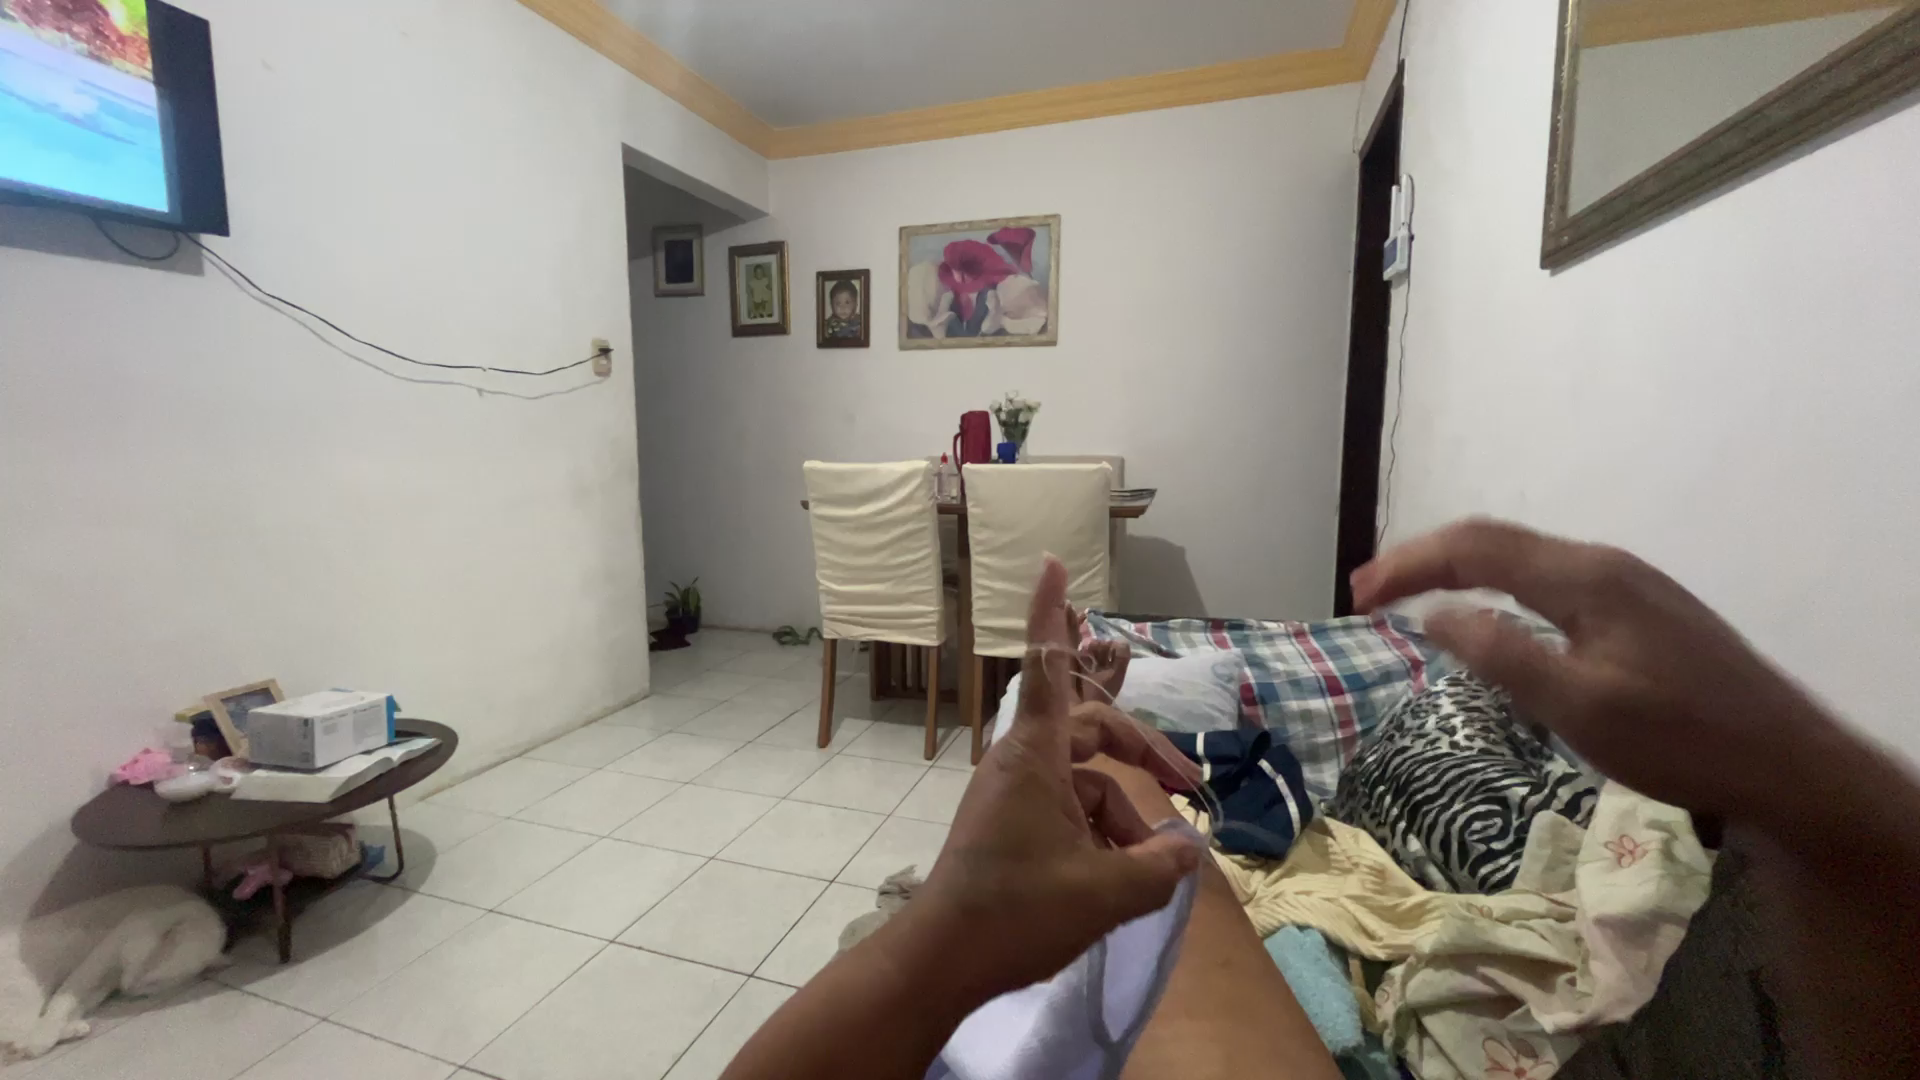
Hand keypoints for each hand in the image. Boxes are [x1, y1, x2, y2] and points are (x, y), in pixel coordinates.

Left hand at [912, 557, 1201, 1003]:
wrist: (945, 957)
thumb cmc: (1017, 911)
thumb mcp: (1102, 893)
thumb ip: (1157, 869)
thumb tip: (1188, 851)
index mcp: (1035, 752)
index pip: (1047, 663)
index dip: (1051, 610)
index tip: (1052, 562)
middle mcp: (1024, 757)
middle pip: (1092, 726)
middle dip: (1142, 748)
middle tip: (1187, 779)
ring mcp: (1018, 788)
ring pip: (1086, 776)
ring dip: (1125, 808)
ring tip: (1157, 856)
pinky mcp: (1016, 818)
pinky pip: (1072, 807)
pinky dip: (1104, 831)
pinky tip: (1132, 867)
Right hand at [1352, 518, 1848, 828]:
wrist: (1795, 770)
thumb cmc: (1680, 741)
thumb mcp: (1577, 706)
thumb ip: (1499, 654)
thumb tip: (1433, 615)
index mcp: (1582, 578)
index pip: (1471, 548)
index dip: (1405, 566)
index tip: (1357, 598)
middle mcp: (1598, 562)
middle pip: (1487, 538)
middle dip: (1418, 558)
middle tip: (1365, 592)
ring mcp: (1619, 579)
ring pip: (1511, 552)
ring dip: (1448, 566)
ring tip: (1401, 593)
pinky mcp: (1629, 603)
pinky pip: (1535, 572)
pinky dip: (1483, 579)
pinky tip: (1474, 604)